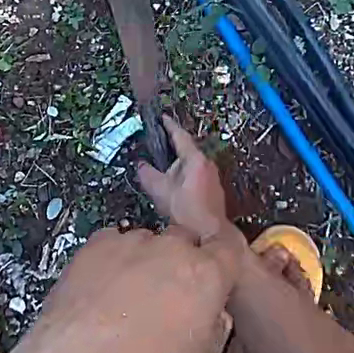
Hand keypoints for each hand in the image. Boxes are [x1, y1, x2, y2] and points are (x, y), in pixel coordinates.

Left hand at [3, 224, 239, 352]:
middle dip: (179, 263)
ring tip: (125, 302)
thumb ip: (212, 332)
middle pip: (183, 240)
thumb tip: (209, 317)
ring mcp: (130, 243)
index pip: (226, 247)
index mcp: (207, 277)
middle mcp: (171, 249)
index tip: (212, 274)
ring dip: (142, 263)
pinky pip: (111, 244)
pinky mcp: (94, 245)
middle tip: (166, 298)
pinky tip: (100, 294)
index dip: (219, 260)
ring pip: (146, 242)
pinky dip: (110, 262)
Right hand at [135, 116, 232, 238]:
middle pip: (187, 149)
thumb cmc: (186, 212)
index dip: (169, 126)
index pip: (180, 135)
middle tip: (157, 143)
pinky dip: (184, 174)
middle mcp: (207, 164)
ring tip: (162, 167)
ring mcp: (212, 177)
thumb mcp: (159, 190)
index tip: (162, 118)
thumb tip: (140, 165)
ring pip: (191, 163)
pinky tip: (175, 184)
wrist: (208, 234)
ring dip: (178, 163)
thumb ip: (147, 173)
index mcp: (195, 159)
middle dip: (172, 146)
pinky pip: (196, 174)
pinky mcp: (213, 189)